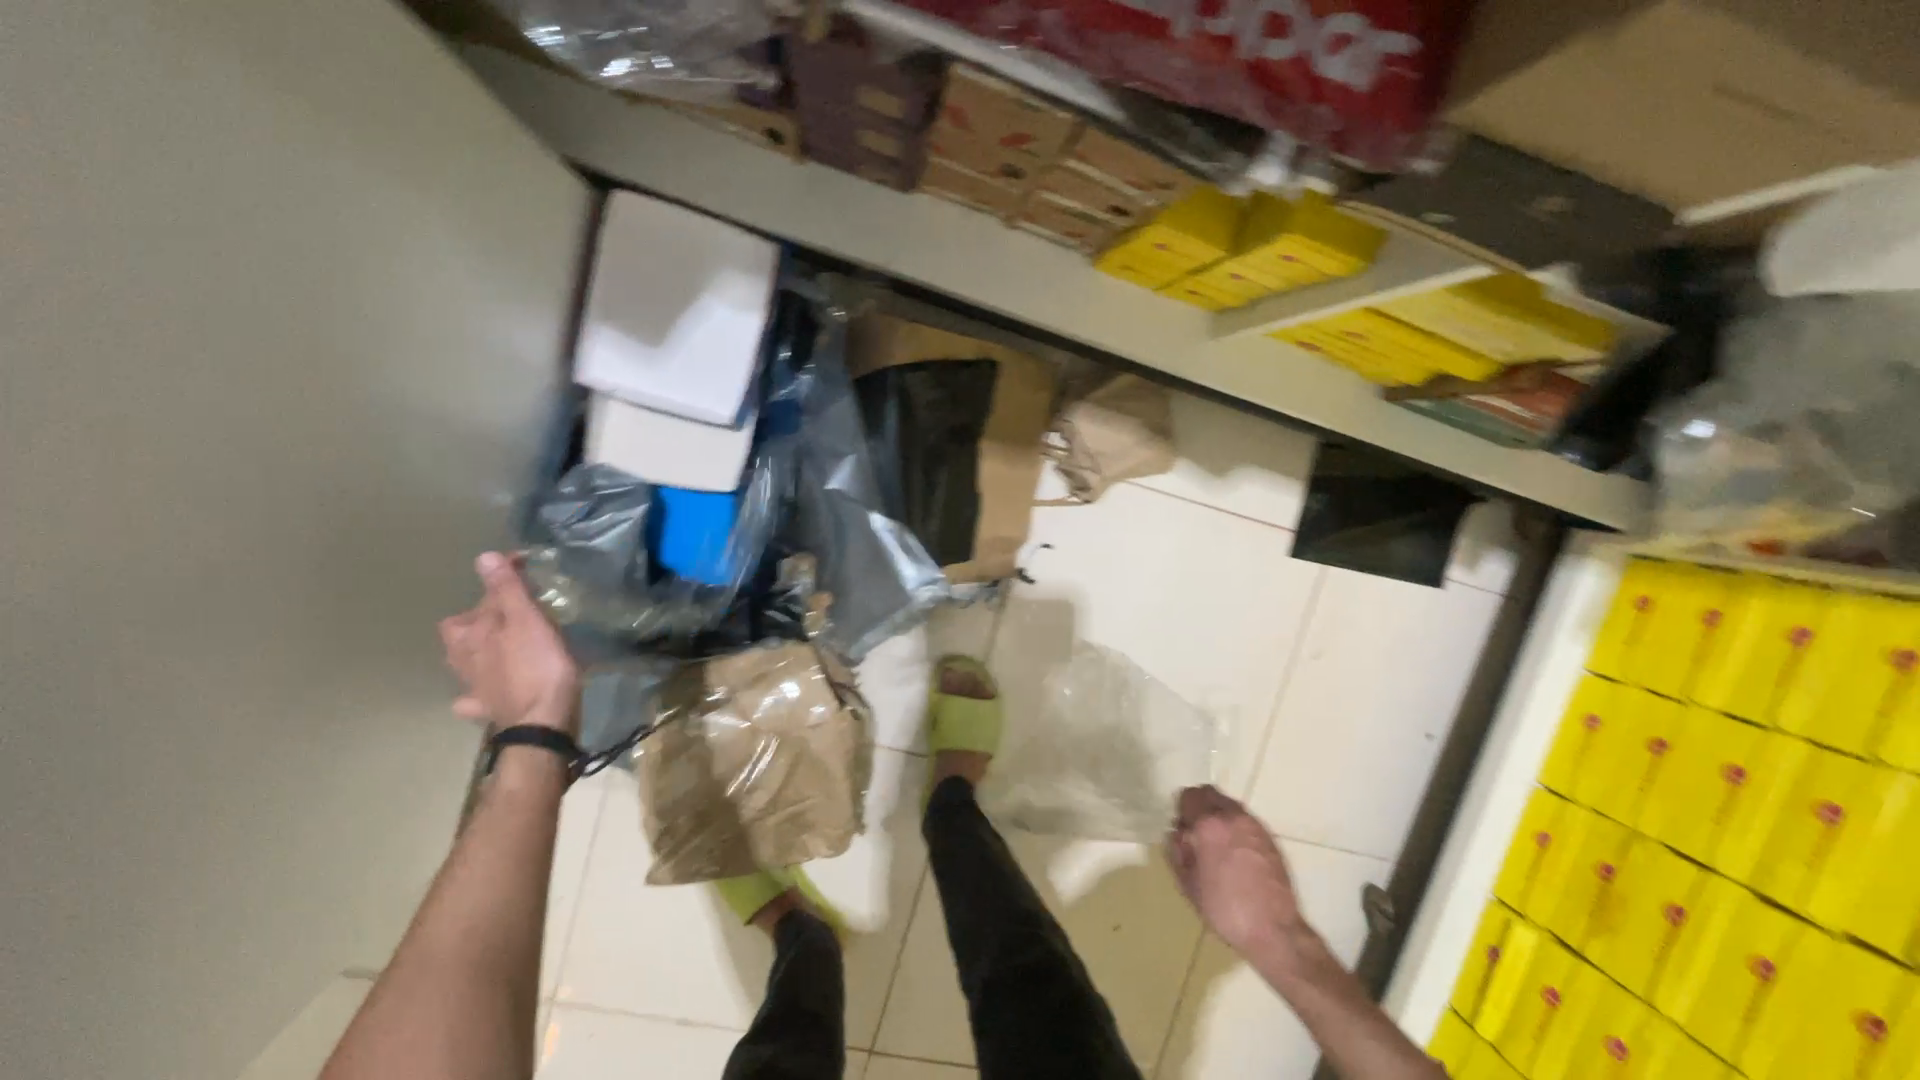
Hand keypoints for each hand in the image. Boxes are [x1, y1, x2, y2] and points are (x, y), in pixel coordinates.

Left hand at [438, 552, 579, 735]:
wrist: (542, 721)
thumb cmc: (538, 666)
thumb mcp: (527, 620)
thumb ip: (506, 589)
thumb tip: (483, 556)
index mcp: (471, 634)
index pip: (484, 595)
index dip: (504, 577)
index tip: (525, 568)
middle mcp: (464, 658)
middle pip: (458, 633)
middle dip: (474, 622)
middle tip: (502, 616)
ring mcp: (472, 686)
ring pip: (461, 664)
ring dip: (471, 654)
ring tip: (491, 648)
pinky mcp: (487, 709)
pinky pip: (472, 699)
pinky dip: (475, 693)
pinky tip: (484, 693)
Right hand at [1165, 785, 1306, 959]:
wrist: (1273, 929)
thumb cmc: (1224, 908)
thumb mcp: (1188, 883)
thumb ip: (1178, 851)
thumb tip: (1178, 834)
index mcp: (1208, 825)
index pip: (1189, 796)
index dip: (1181, 810)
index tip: (1181, 830)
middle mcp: (1233, 817)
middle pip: (1210, 793)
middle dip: (1199, 806)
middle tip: (1196, 833)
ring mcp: (1255, 826)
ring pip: (1230, 805)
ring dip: (1219, 816)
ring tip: (1217, 846)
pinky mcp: (1270, 838)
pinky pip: (1246, 820)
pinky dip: (1236, 827)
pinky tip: (1236, 855)